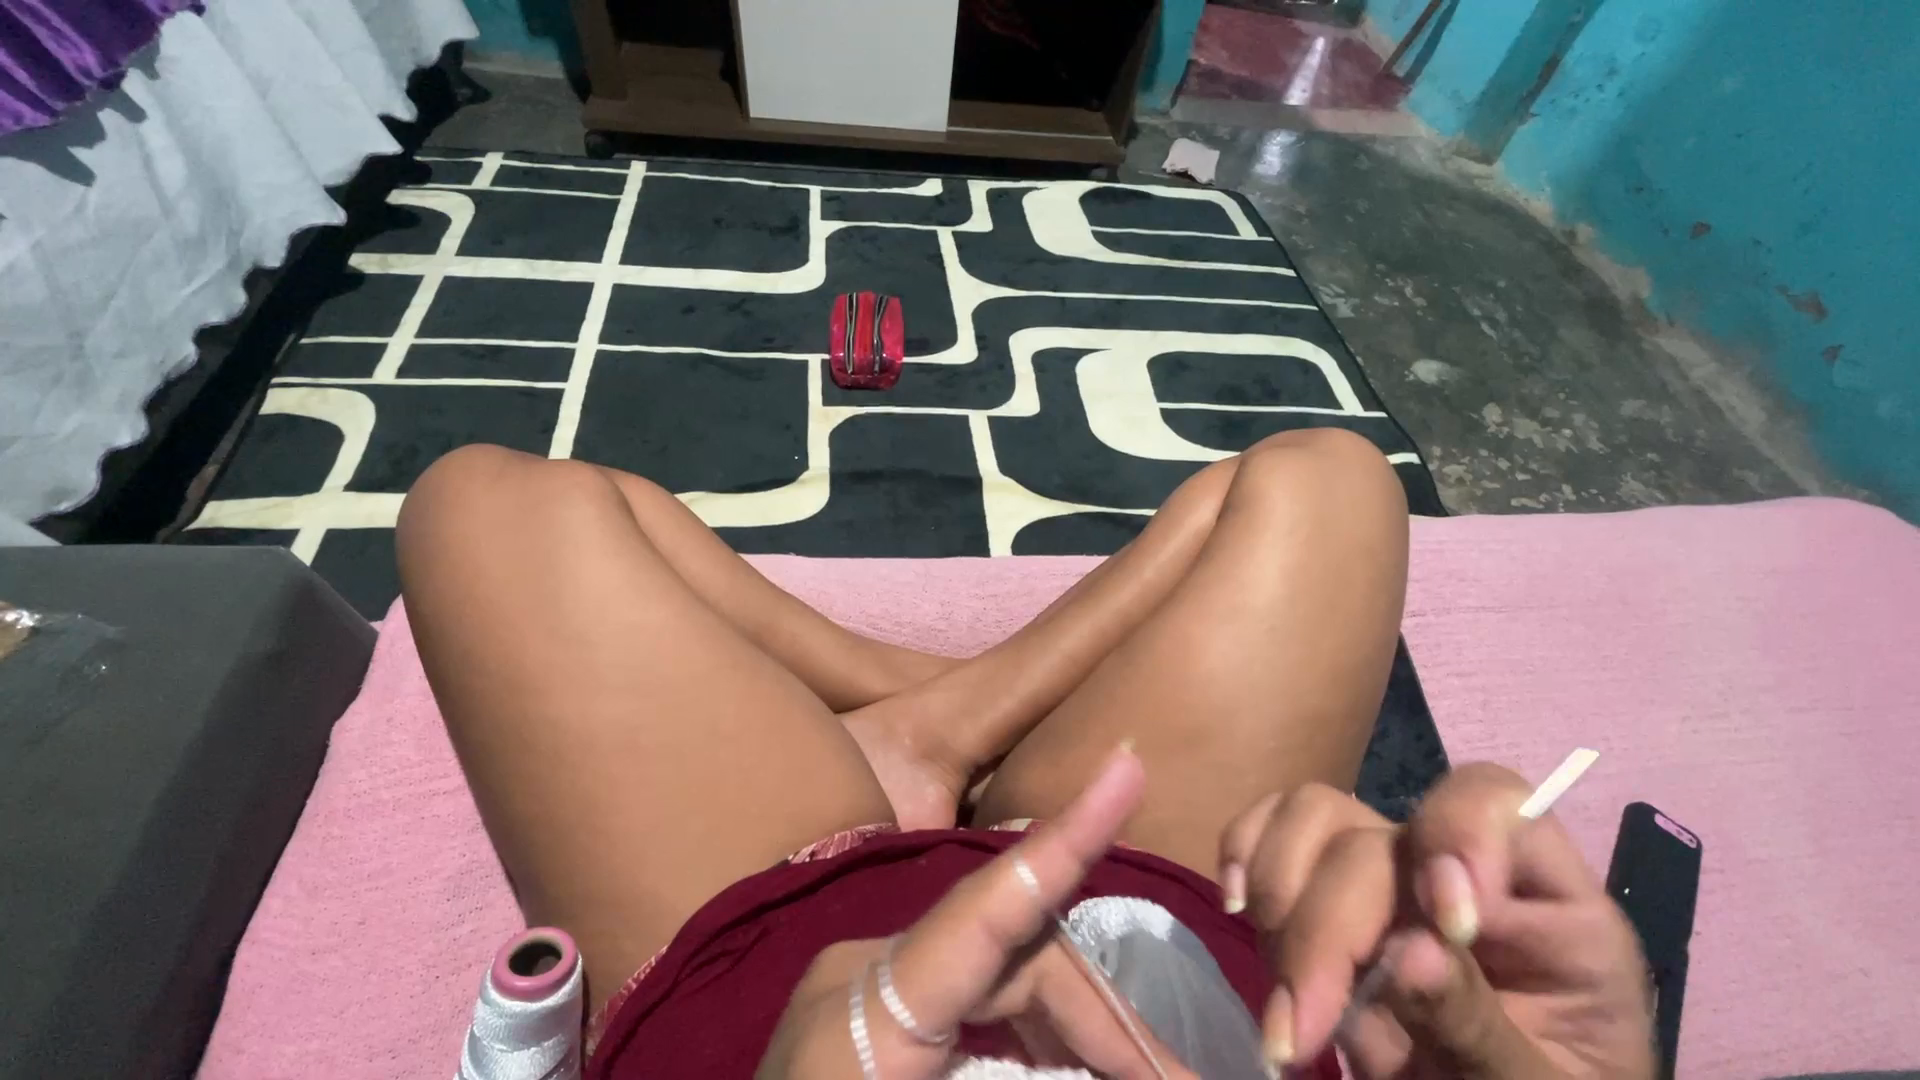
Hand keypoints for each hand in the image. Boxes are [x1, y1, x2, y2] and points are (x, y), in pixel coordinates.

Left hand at [758, 745, 1195, 1079]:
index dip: (1064, 840)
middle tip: (1178, 1076)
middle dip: (1105, 1021)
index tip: (1125, 769)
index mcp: (868, 1008)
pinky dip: (1031, 1040)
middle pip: (1017, 960)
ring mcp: (867, 990)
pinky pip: (974, 1005)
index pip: (985, 912)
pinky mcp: (874, 1013)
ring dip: (1076, 1036)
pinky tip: (1072, 1067)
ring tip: (1139, 1070)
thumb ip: (1035, 1075)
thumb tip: (1130, 1063)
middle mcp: (867, 974)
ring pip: (1002, 981)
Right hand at [1218, 765, 1654, 1078]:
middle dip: (1327, 929)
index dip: (1460, 835)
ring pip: (1310, 815)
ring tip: (1283, 994)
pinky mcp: (1317, 888)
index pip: (1500, 807)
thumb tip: (1407, 952)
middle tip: (1300, 1025)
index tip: (1448, 926)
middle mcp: (1451, 869)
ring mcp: (1379, 873)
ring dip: (1278, 893)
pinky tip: (1240, 911)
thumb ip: (1477, 1026)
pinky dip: (1243, 859)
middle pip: (1372, 839)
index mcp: (1547, 907)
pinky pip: (1266, 831)